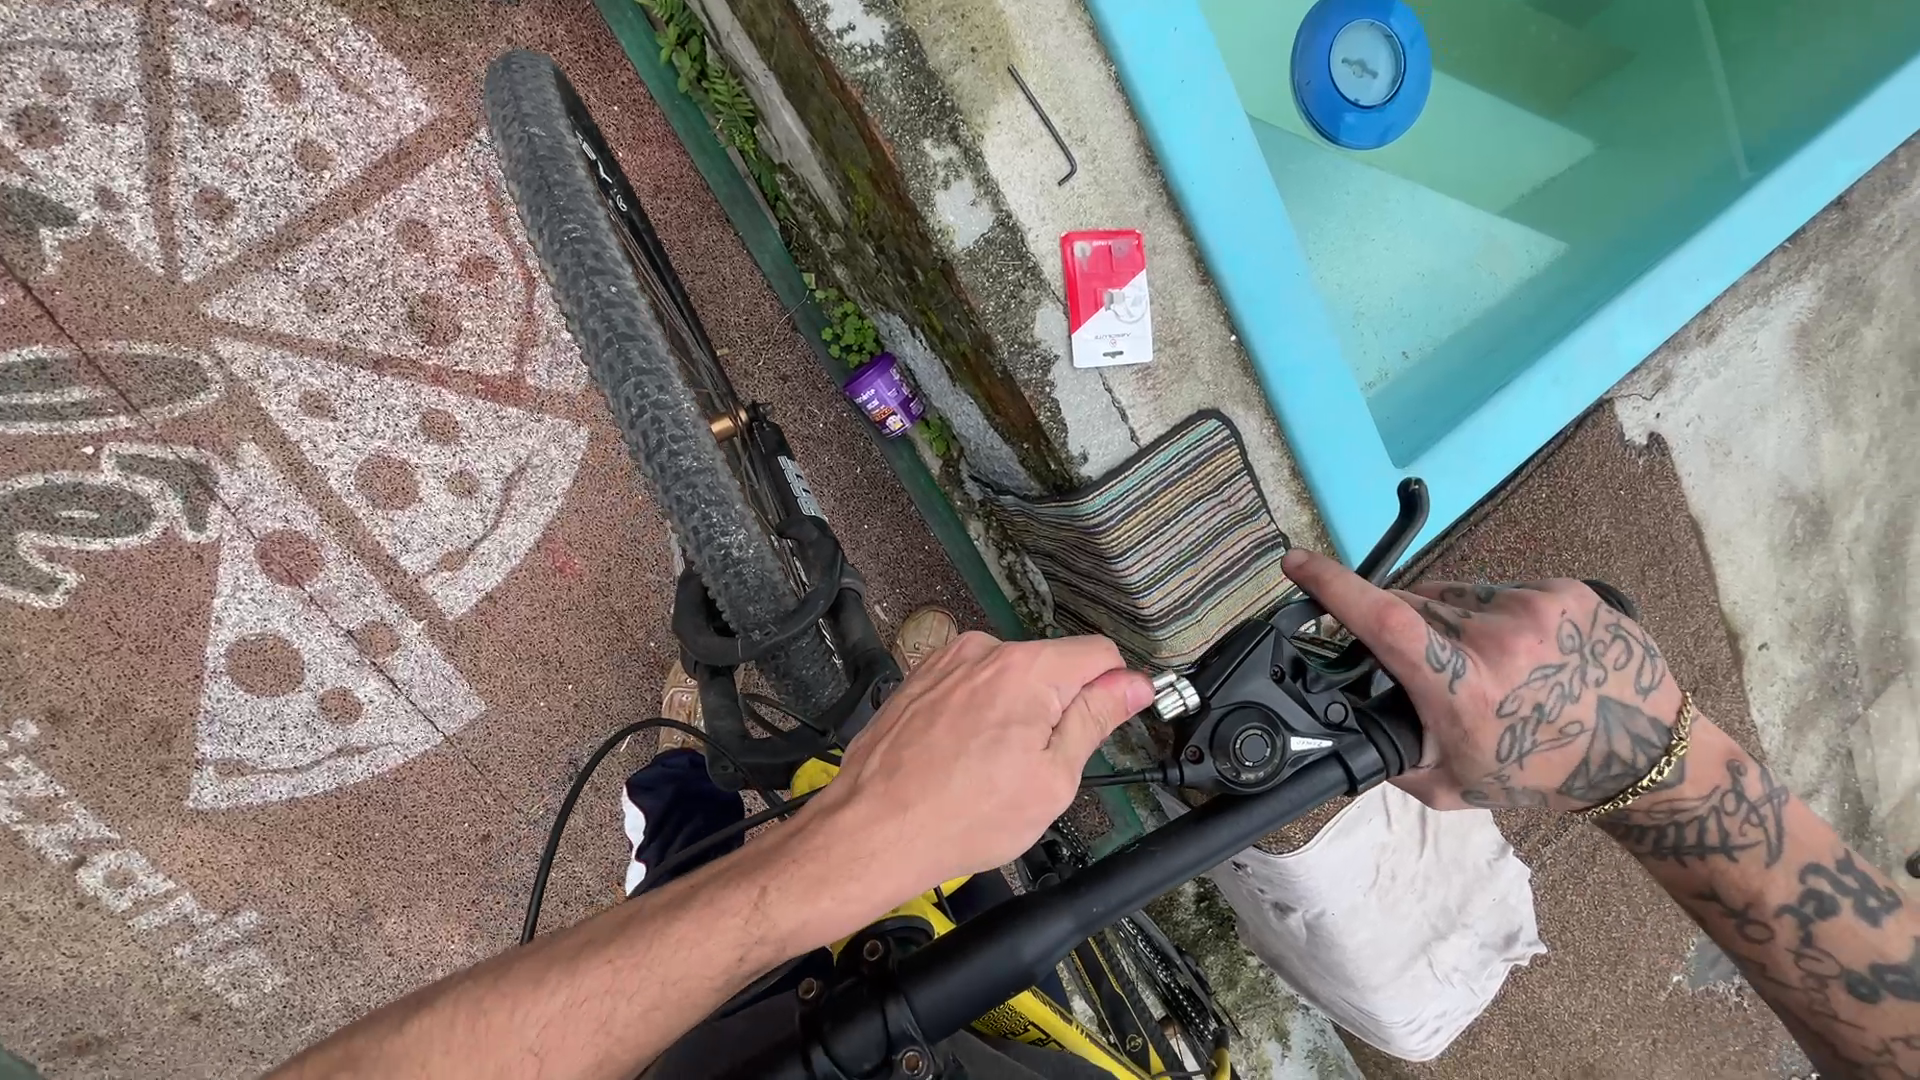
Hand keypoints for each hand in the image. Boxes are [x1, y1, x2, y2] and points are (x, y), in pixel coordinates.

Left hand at [801, 632, 1152, 897]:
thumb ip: (1096, 719)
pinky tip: (966, 754)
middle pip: (1053, 665)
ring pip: (1012, 676)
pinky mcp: (924, 676)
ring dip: (1019, 710)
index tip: (1110, 717)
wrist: (875, 828)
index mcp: (1025, 670)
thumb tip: (1131, 686)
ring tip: (994, 764)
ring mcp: (948, 662)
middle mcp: (984, 651)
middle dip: (1060, 706)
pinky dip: (981, 711)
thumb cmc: (958, 815)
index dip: (1115, 688)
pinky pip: (974, 683)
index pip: (1099, 653)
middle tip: (1040, 763)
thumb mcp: (1052, 778)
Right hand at [1281, 549, 1683, 812]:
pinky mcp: (1567, 590)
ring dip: (1446, 618)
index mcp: (1465, 688)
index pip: (1383, 620)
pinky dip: (1490, 612)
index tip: (1295, 560)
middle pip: (1410, 603)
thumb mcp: (1448, 783)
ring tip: (1483, 659)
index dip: (1333, 585)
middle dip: (1400, 625)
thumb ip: (1387, 751)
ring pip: (1451, 593)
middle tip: (1425, 664)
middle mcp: (1499, 638)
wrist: (1651, 762)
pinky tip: (1519, 648)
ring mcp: (1539, 607)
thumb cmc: (1539, 776)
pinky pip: (1496, 588)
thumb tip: (1339, 717)